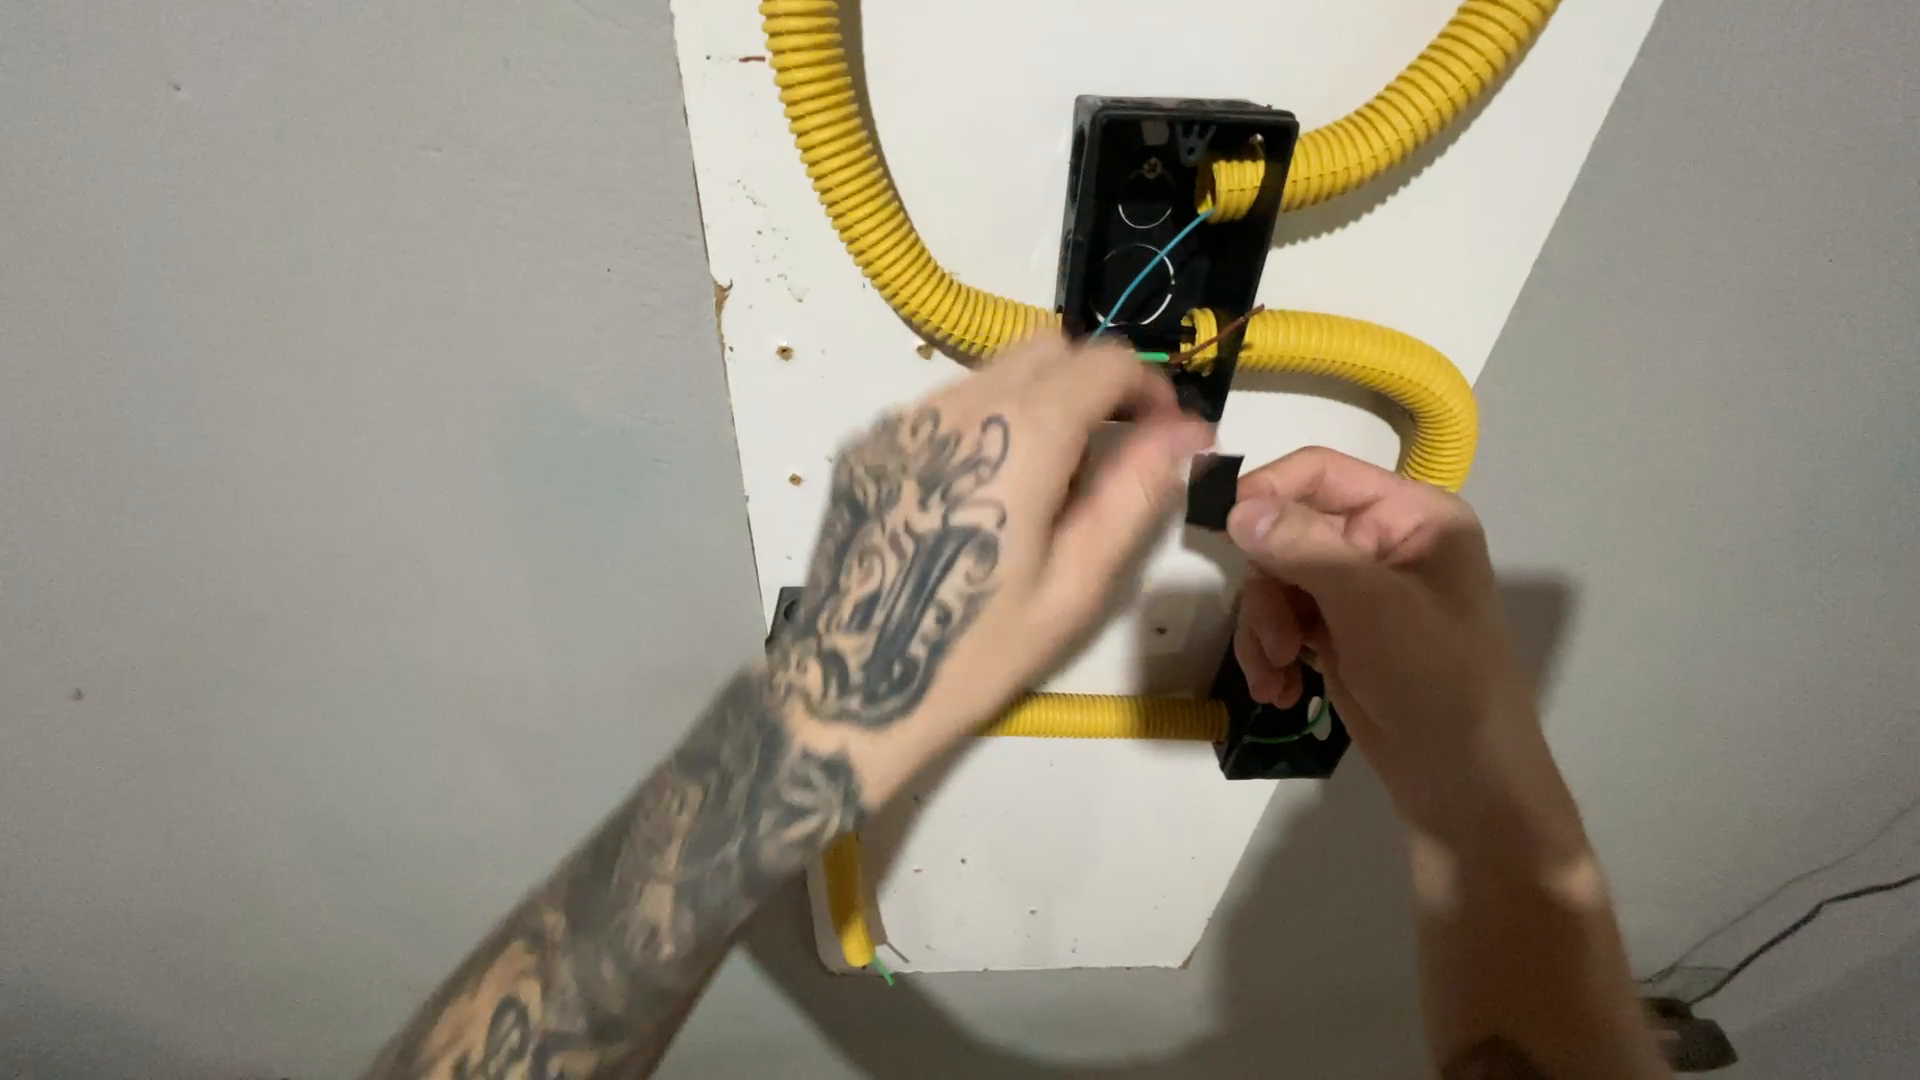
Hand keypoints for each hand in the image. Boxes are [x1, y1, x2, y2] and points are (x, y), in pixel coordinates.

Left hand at [774, 333, 1214, 806]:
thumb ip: (1135, 494)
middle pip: (1045, 350)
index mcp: (1019, 435)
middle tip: (1103, 458)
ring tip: (1036, 486)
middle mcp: (955, 405)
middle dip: (1092, 385)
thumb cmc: (975, 651)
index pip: (1104, 361)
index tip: (1160, 432)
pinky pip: (943, 408)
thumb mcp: (1074, 585)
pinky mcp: (865, 444)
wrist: (849, 688)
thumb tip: (1187, 430)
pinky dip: (981, 425)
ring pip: (991, 374)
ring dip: (1035, 403)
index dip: (1149, 387)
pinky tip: (974, 497)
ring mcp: (900, 421)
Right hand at [1225, 448, 1572, 853]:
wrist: (1462, 784)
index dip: (1266, 491)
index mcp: (1409, 516)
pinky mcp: (1333, 629)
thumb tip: (1238, 509)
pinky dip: (1267, 653)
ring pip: (1272, 581)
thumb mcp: (1373, 608)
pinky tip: (1279, 690)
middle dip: (1267, 590)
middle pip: (1284, 532)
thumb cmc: (1439, 683)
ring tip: (1274, 676)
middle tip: (1272, 640)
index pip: (1318, 473)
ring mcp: (1353, 589)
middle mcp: (1378, 542)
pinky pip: (1277, 620)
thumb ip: (1305, 550)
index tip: (1220, 528)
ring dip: (1262, 629)